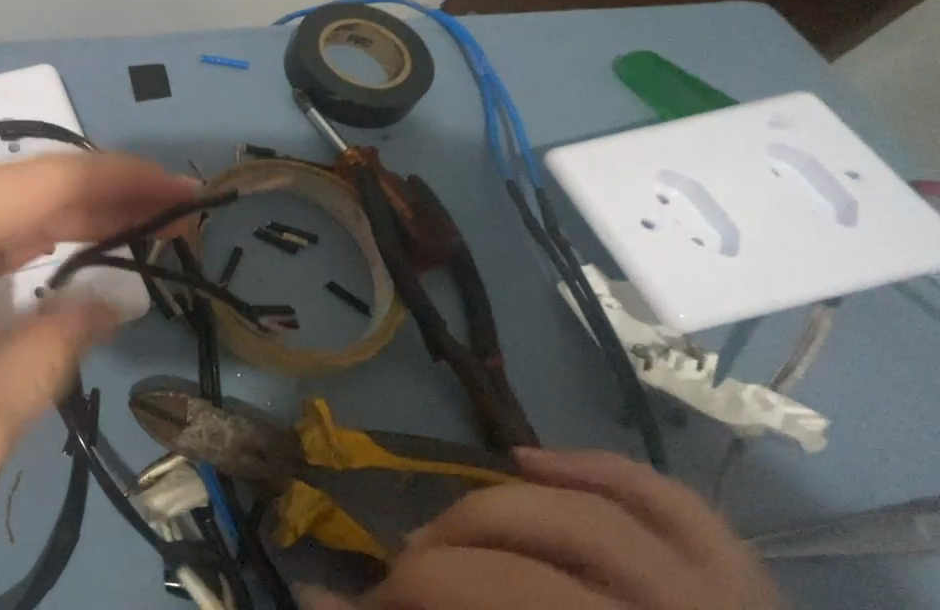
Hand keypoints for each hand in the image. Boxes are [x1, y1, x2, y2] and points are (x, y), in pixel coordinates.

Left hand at [0, 151, 194, 584]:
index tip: (188, 190)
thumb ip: (52, 345)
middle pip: (14, 189)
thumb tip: (103, 299)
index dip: (122, 180)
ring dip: (54, 226)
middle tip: (174, 219)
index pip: (44, 181)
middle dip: (96, 200)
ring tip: (131, 236)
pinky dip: (8, 255)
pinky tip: (48, 267)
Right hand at [305, 449, 778, 609]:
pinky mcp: (745, 582)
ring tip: (449, 530)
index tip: (368, 608)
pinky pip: (671, 501)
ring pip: (586, 519)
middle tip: (403, 581)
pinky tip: (526, 462)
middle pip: (520, 565)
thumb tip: (313, 597)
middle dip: (438, 560)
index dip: (403, 596)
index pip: (474, 597)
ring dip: (496, 511)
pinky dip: (596, 470)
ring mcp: (722, 605)